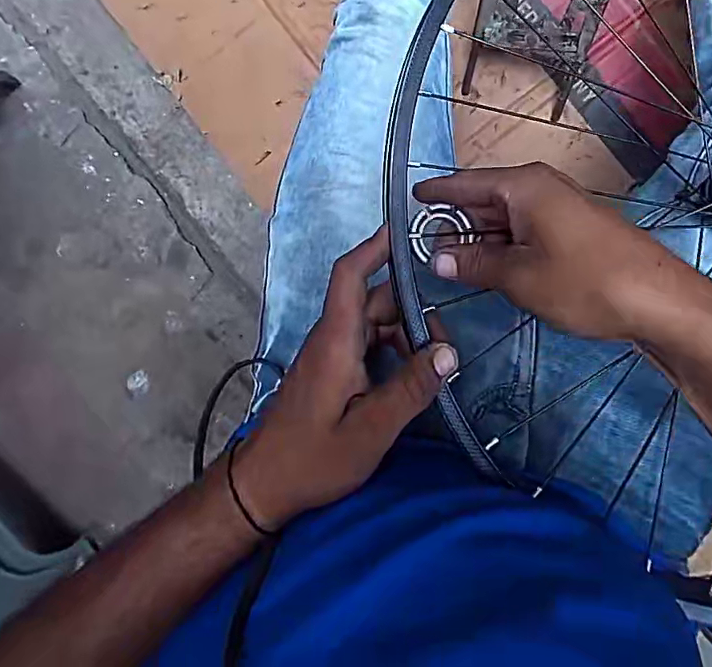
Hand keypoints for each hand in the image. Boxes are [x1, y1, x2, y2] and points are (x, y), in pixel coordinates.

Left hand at [230, 228, 456, 529]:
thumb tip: (446, 352)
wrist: (265, 483)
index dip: (373, 247)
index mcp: (336, 340)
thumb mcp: (369, 431)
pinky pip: (366, 343)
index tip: (402, 229)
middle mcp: (331, 337)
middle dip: (409, 307)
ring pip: (372, 322)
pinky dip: (392, 350)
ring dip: (403, 332)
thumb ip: (409, 390)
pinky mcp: (331, 369)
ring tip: (434, 364)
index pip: (350, 275)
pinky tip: (412, 375)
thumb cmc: (312, 458)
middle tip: (444, 341)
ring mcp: (329, 353)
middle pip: (371, 300)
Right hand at [414, 163, 694, 341]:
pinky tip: (493, 267)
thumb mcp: (518, 276)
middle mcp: (539, 186)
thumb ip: (473, 264)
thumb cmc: (585, 281)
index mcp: (522, 185)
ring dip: (481, 239)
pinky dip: (505, 245)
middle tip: (428, 248)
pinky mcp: (574, 228)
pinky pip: (526, 228)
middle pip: (484, 200)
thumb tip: (437, 259)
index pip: (464, 184)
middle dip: (456, 224)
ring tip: (454, 262)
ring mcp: (559, 206)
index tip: (411, 198)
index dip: (436, 193)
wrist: (664, 303)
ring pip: (505, 217)